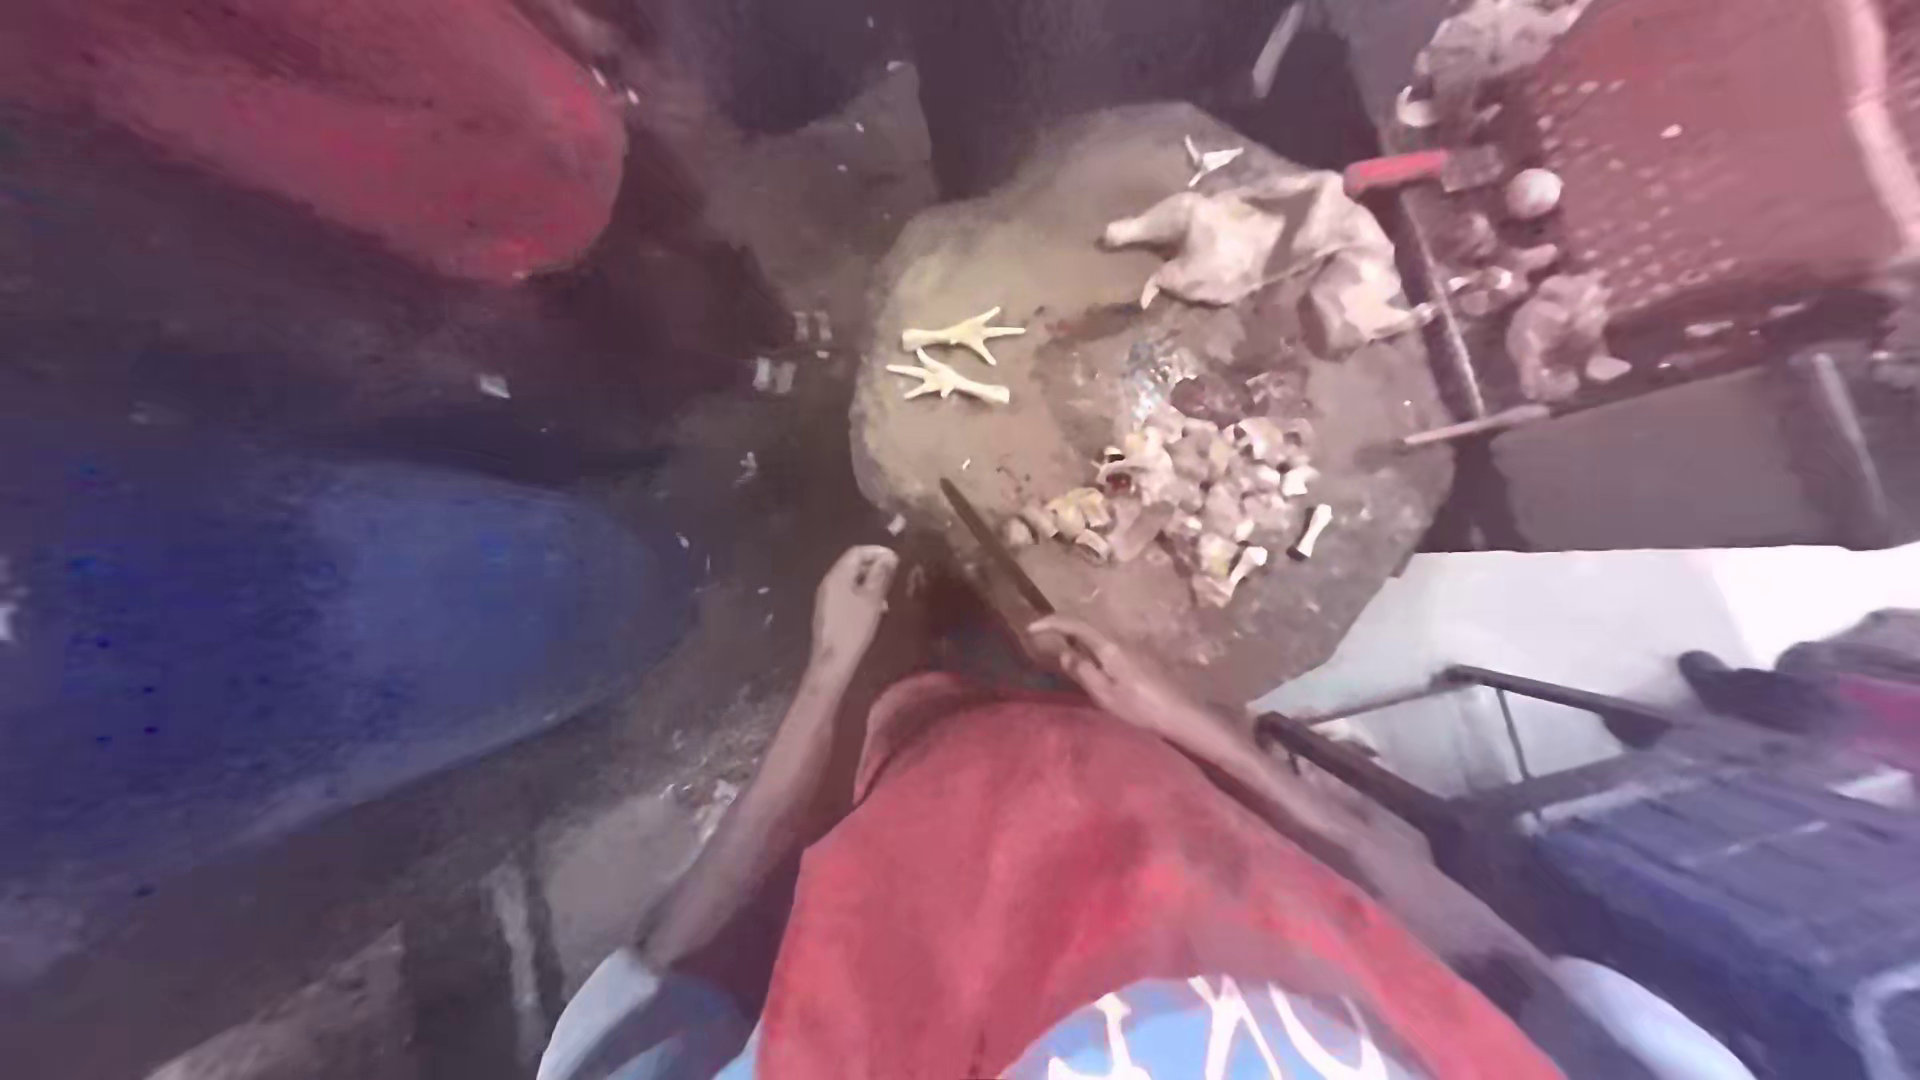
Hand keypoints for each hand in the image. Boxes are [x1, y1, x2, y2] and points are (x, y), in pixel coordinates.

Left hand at [810, 545, 898, 676]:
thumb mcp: (872, 600)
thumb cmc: (854, 628)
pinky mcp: (829, 611)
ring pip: (851, 581)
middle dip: (875, 566)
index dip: (877, 551)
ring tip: (888, 593)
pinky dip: (863, 594)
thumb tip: (889, 557)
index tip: (896, 559)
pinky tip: (876, 608)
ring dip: (870, 582)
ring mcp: (827, 597)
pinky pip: (847, 594)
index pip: (856, 552)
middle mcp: (829, 582)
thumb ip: (881, 575)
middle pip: (852, 565)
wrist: (832, 661)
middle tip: (895, 575)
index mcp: (837, 576)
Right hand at [1028, 615, 1235, 751]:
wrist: (1186, 716)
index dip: (1051, 623)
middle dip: (1060, 628)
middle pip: (1085, 625)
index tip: (1030, 628)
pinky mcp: (1140, 657)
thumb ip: (1082, 671)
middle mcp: (1120, 639)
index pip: (1075, 624)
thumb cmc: (1143, 709)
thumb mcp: (1106, 695)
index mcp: (1109, 645)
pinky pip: (1106, 644)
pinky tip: (1085, 662)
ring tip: (1057, 651)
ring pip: (1096, 635)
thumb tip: (1063, 652)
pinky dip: (1088, 647)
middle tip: (1039, 638)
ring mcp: (1132, 646)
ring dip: (1075, 638)